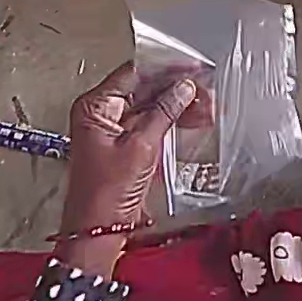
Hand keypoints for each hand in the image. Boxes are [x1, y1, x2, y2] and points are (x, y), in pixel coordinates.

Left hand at [57, 62, 199, 275]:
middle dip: (176, 88)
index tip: (191, 66)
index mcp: (94, 107)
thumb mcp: (141, 147)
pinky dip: (172, 120)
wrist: (99, 234)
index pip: (133, 74)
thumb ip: (164, 112)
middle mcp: (101, 112)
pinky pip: (152, 122)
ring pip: (152, 105)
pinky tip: (196, 117)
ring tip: (206, 103)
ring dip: (179, 104)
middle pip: (144, 88)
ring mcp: (113, 128)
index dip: (165, 68)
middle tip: (204, 86)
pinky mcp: (126, 143)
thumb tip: (184, 87)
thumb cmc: (106, 194)